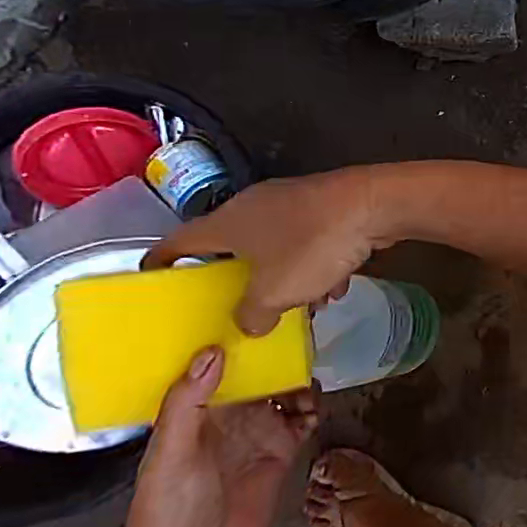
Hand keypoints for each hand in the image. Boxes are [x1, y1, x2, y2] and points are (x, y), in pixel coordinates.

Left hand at [120, 347, 318, 526]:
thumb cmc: (170, 512)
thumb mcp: (169, 454)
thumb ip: (187, 402)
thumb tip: (213, 350)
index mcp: (197, 408)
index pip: (219, 361)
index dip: (237, 336)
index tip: (257, 309)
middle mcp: (230, 412)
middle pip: (259, 369)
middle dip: (277, 350)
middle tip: (298, 329)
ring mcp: (259, 429)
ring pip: (285, 387)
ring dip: (298, 376)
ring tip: (307, 369)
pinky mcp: (283, 447)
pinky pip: (304, 416)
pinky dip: (313, 405)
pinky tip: (312, 405)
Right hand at [144, 168, 385, 334]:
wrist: (374, 204)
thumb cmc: (312, 246)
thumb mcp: (273, 293)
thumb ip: (252, 315)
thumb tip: (250, 323)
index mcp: (227, 222)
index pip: (179, 241)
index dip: (162, 262)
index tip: (153, 279)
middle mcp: (254, 206)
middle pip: (232, 248)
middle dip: (240, 281)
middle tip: (240, 308)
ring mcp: (292, 203)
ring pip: (277, 249)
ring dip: (288, 279)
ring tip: (303, 309)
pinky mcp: (325, 206)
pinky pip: (309, 242)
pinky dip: (317, 266)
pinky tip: (337, 288)